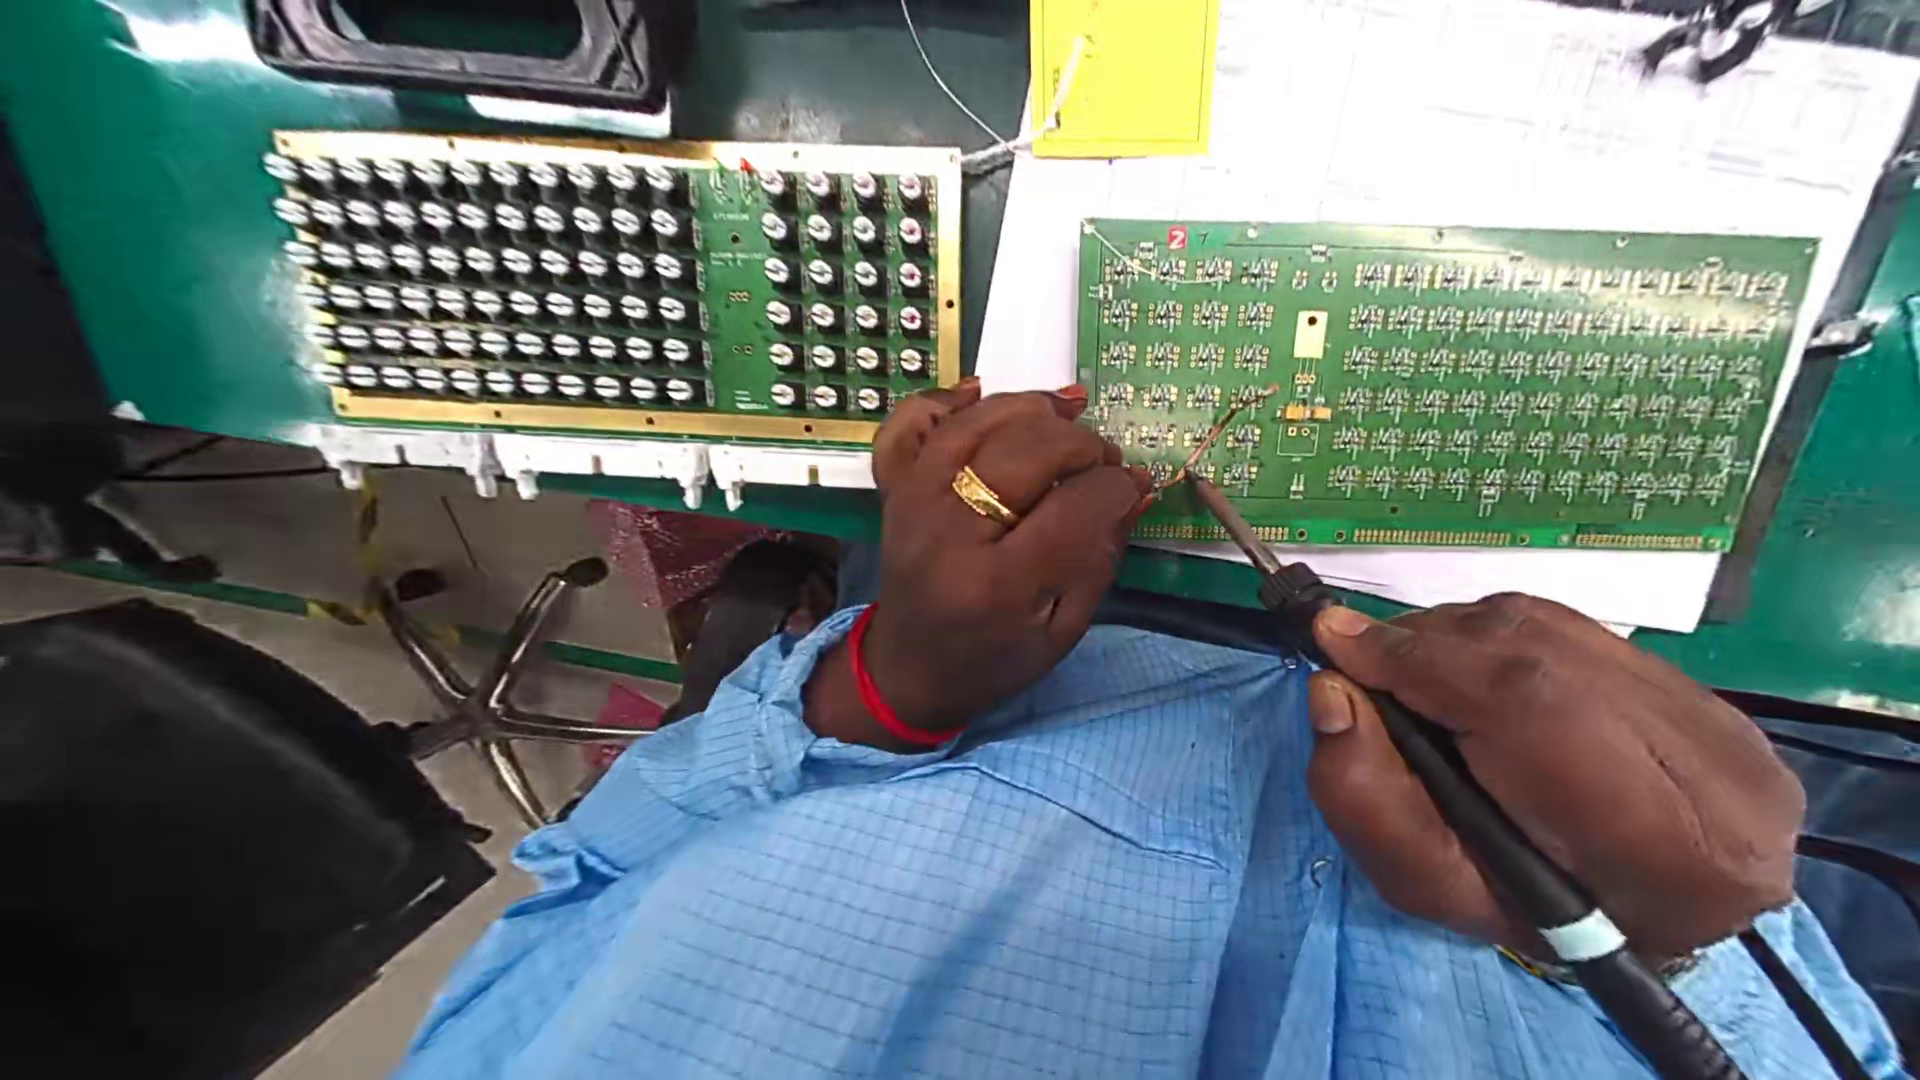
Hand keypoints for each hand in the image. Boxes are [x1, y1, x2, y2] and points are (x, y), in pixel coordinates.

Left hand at [805, 380, 1152, 749]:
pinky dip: (943, 400)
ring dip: (1029, 408)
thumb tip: (1135, 489)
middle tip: (1103, 460)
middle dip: (1081, 445)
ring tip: (1067, 416)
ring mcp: (912, 503)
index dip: (1116, 487)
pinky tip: (978, 394)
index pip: (1073, 509)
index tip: (1133, 484)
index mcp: (996, 586)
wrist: (910, 668)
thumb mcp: (1062, 629)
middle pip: (1025, 452)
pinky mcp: (893, 490)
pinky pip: (908, 426)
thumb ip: (1100, 559)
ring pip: (974, 424)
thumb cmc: (994, 659)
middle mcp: (947, 533)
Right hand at [1306, 595, 1803, 960]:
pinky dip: (1484, 634)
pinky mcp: (1691, 685)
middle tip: (1358, 658)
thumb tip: (1332, 687)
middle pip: (1530, 650)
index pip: (1528, 702)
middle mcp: (1715, 766)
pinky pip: (1560, 624)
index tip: (1336, 641)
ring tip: (1409, 673)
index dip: (1420, 659)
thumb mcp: (1419, 876)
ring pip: (1541, 626)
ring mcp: (1716, 716)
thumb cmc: (1509, 906)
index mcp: (1660, 841)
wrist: (1609, 909)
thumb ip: (1363, 794)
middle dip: (1422, 644)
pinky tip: (1462, 669)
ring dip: (1448, 636)